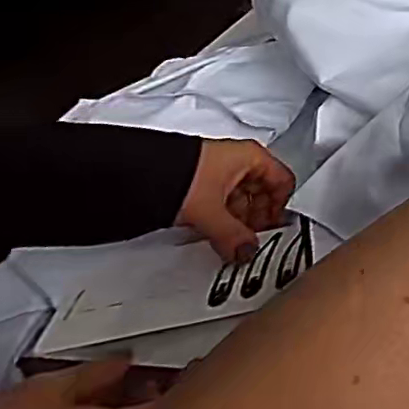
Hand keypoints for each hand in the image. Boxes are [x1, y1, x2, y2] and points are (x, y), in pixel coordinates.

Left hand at [177, 139, 295, 261]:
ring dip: (236, 219)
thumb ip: (232, 235)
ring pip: (239, 197)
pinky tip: (211, 228)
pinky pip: (220, 199)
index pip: (284, 183)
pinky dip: (219, 215)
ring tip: (229, 237)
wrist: (124, 173)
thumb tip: (246, 251)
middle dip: (256, 216)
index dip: (280, 207)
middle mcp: (238, 159)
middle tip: (251, 236)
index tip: (273, 227)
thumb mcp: (210, 211)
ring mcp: (217, 169)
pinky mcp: (198, 180)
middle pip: (262, 191)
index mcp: (252, 156)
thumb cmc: (174, 174)